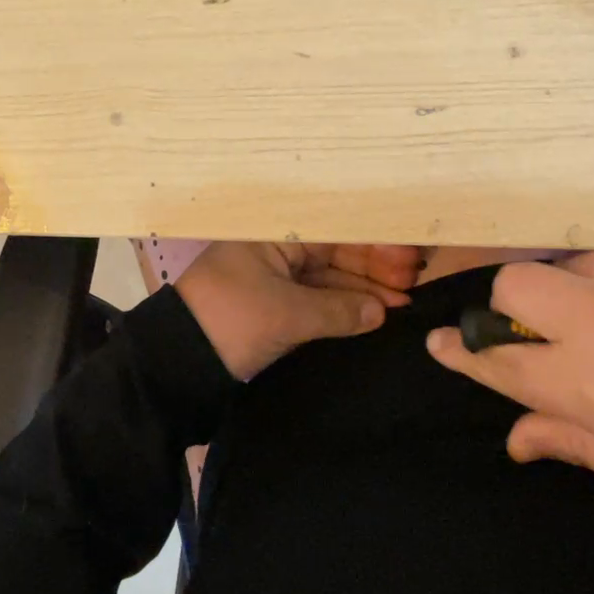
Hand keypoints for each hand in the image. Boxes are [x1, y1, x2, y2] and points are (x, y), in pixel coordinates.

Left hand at [176, 242, 418, 380]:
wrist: (179, 364)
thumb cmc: (232, 321)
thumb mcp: (288, 315)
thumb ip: (339, 310)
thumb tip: (381, 311)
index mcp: (272, 235)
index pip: (333, 229)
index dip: (373, 244)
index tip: (409, 258)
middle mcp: (275, 248)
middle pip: (334, 251)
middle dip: (374, 269)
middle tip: (415, 285)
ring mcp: (275, 278)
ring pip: (329, 277)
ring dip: (365, 291)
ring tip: (405, 305)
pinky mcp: (275, 306)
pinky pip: (317, 299)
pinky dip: (344, 308)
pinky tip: (376, 315)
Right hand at [426, 247, 593, 536]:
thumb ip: (573, 444)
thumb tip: (514, 438)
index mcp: (584, 379)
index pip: (494, 357)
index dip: (460, 352)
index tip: (436, 343)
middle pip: (514, 283)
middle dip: (509, 306)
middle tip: (546, 336)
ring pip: (576, 265)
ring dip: (578, 293)